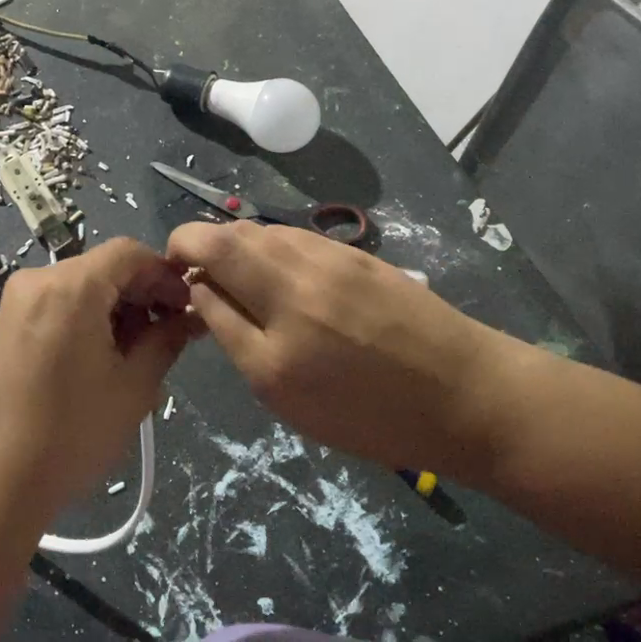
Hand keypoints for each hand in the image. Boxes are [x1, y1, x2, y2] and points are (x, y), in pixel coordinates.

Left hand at [0, 238, 200, 514]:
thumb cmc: (71, 435)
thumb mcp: (133, 388)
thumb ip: (165, 340)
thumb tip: (189, 316)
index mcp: (71, 286)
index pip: (129, 252)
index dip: (165, 275)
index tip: (186, 309)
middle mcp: (38, 279)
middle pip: (103, 267)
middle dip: (140, 294)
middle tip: (166, 338)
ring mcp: (16, 300)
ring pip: (81, 286)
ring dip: (114, 309)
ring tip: (134, 358)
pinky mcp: (5, 323)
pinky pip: (57, 303)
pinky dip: (86, 318)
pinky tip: (99, 361)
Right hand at [168, 221, 525, 477]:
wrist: (468, 396)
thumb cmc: (367, 410)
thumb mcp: (281, 387)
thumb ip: (230, 329)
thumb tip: (198, 286)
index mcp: (277, 294)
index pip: (208, 245)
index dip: (179, 250)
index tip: (172, 274)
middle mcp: (301, 259)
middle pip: (234, 231)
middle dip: (206, 248)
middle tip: (204, 288)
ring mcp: (334, 252)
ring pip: (267, 233)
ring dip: (241, 252)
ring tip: (246, 292)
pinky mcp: (360, 256)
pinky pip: (299, 242)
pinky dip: (276, 256)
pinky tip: (288, 290)